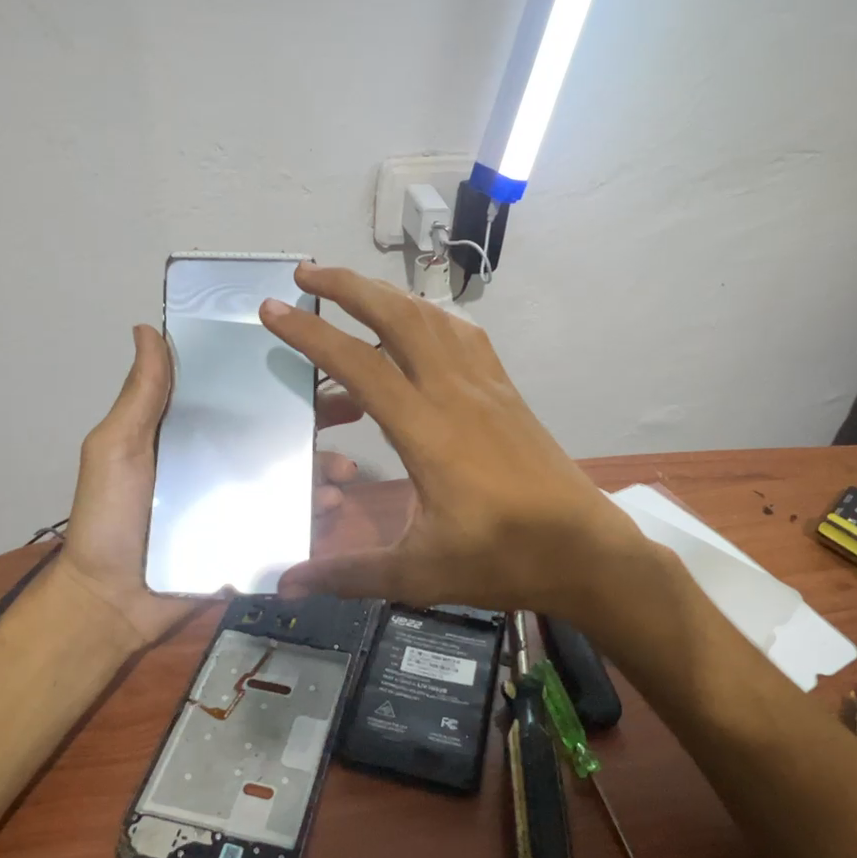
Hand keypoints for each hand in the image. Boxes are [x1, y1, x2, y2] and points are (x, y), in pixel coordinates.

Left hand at [51, 325, 362, 653]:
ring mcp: (238, 503)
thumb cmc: (108, 519)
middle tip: (355, 408)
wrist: (112, 603)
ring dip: (321, 467)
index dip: (275, 377)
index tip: (314, 359)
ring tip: (343, 470)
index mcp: (189, 435)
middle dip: (316, 420)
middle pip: (275, 434)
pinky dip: (314, 511)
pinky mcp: (250, 540)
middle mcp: (219, 463)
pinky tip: (330, 505)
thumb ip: (139, 397)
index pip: (239, 397)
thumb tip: (146, 329)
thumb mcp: (116, 449)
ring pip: (290, 477)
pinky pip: (289, 521)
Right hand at [259, 264, 649, 621]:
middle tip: (306, 273)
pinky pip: (465, 337)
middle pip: (398, 317)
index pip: (360, 365)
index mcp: (427, 431)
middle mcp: (456, 394)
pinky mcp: (507, 393)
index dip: (311, 334)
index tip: (272, 310)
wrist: (584, 551)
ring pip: (434, 319)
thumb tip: (287, 584)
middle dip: (348, 286)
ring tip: (354, 293)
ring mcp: (487, 387)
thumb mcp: (419, 572)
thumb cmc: (502, 560)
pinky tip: (419, 329)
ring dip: (390, 295)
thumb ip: (350, 571)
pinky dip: (432, 318)